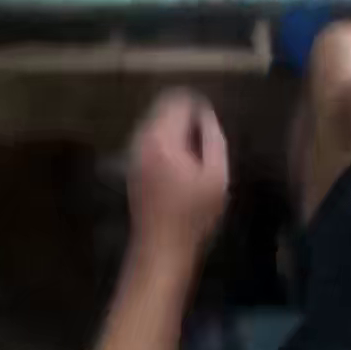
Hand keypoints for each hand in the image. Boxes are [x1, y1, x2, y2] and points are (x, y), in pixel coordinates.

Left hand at [126, 90, 230, 263]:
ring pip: (157, 122)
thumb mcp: (217, 176)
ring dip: (177, 130)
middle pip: (165, 107)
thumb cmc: (194, 215)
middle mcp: (143, 140)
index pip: (179, 101)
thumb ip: (213, 139)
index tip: (212, 128)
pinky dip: (168, 142)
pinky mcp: (133, 165)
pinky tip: (182, 167)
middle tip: (205, 144)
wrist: (161, 248)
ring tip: (195, 157)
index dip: (199, 108)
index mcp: (163, 139)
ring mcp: (134, 153)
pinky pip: (152, 138)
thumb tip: (206, 116)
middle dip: (187, 118)